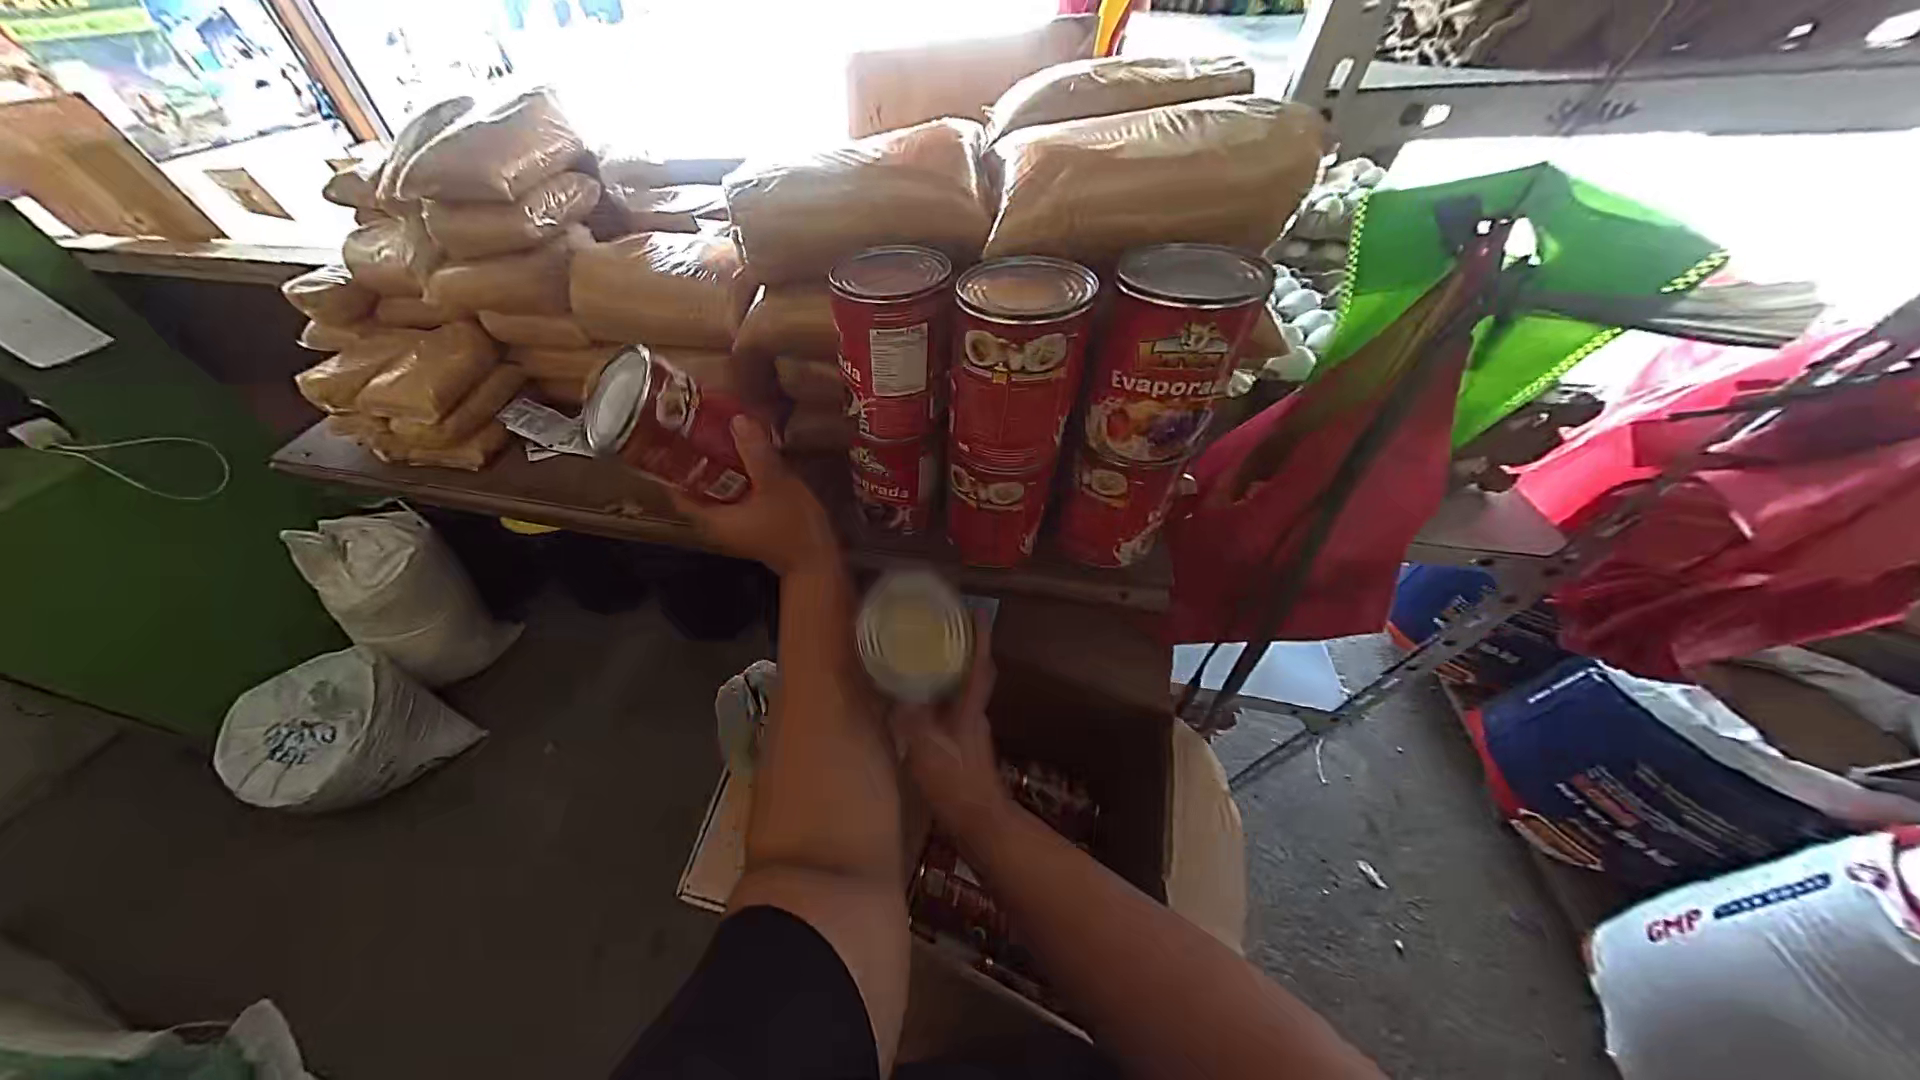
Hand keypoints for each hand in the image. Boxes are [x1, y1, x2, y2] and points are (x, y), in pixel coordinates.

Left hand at [671, 415, 837, 576]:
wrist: (818, 563)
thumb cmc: (793, 527)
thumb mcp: (775, 484)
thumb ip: (756, 453)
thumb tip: (737, 419)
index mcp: (711, 518)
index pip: (676, 490)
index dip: (673, 463)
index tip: (676, 435)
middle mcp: (716, 524)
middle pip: (696, 488)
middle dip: (700, 460)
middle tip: (704, 428)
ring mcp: (734, 527)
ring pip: (717, 492)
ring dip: (721, 469)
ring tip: (727, 437)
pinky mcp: (751, 526)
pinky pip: (734, 498)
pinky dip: (738, 480)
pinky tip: (750, 461)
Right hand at [889, 610, 1010, 837]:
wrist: (981, 824)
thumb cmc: (956, 786)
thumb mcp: (927, 752)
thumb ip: (912, 721)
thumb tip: (898, 693)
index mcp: (969, 711)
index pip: (979, 667)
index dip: (980, 638)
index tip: (977, 612)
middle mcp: (974, 715)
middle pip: (974, 674)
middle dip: (965, 649)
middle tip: (944, 628)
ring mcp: (971, 731)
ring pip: (962, 692)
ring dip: (950, 673)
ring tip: (925, 658)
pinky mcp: (964, 746)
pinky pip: (952, 710)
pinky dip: (939, 699)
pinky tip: (919, 704)